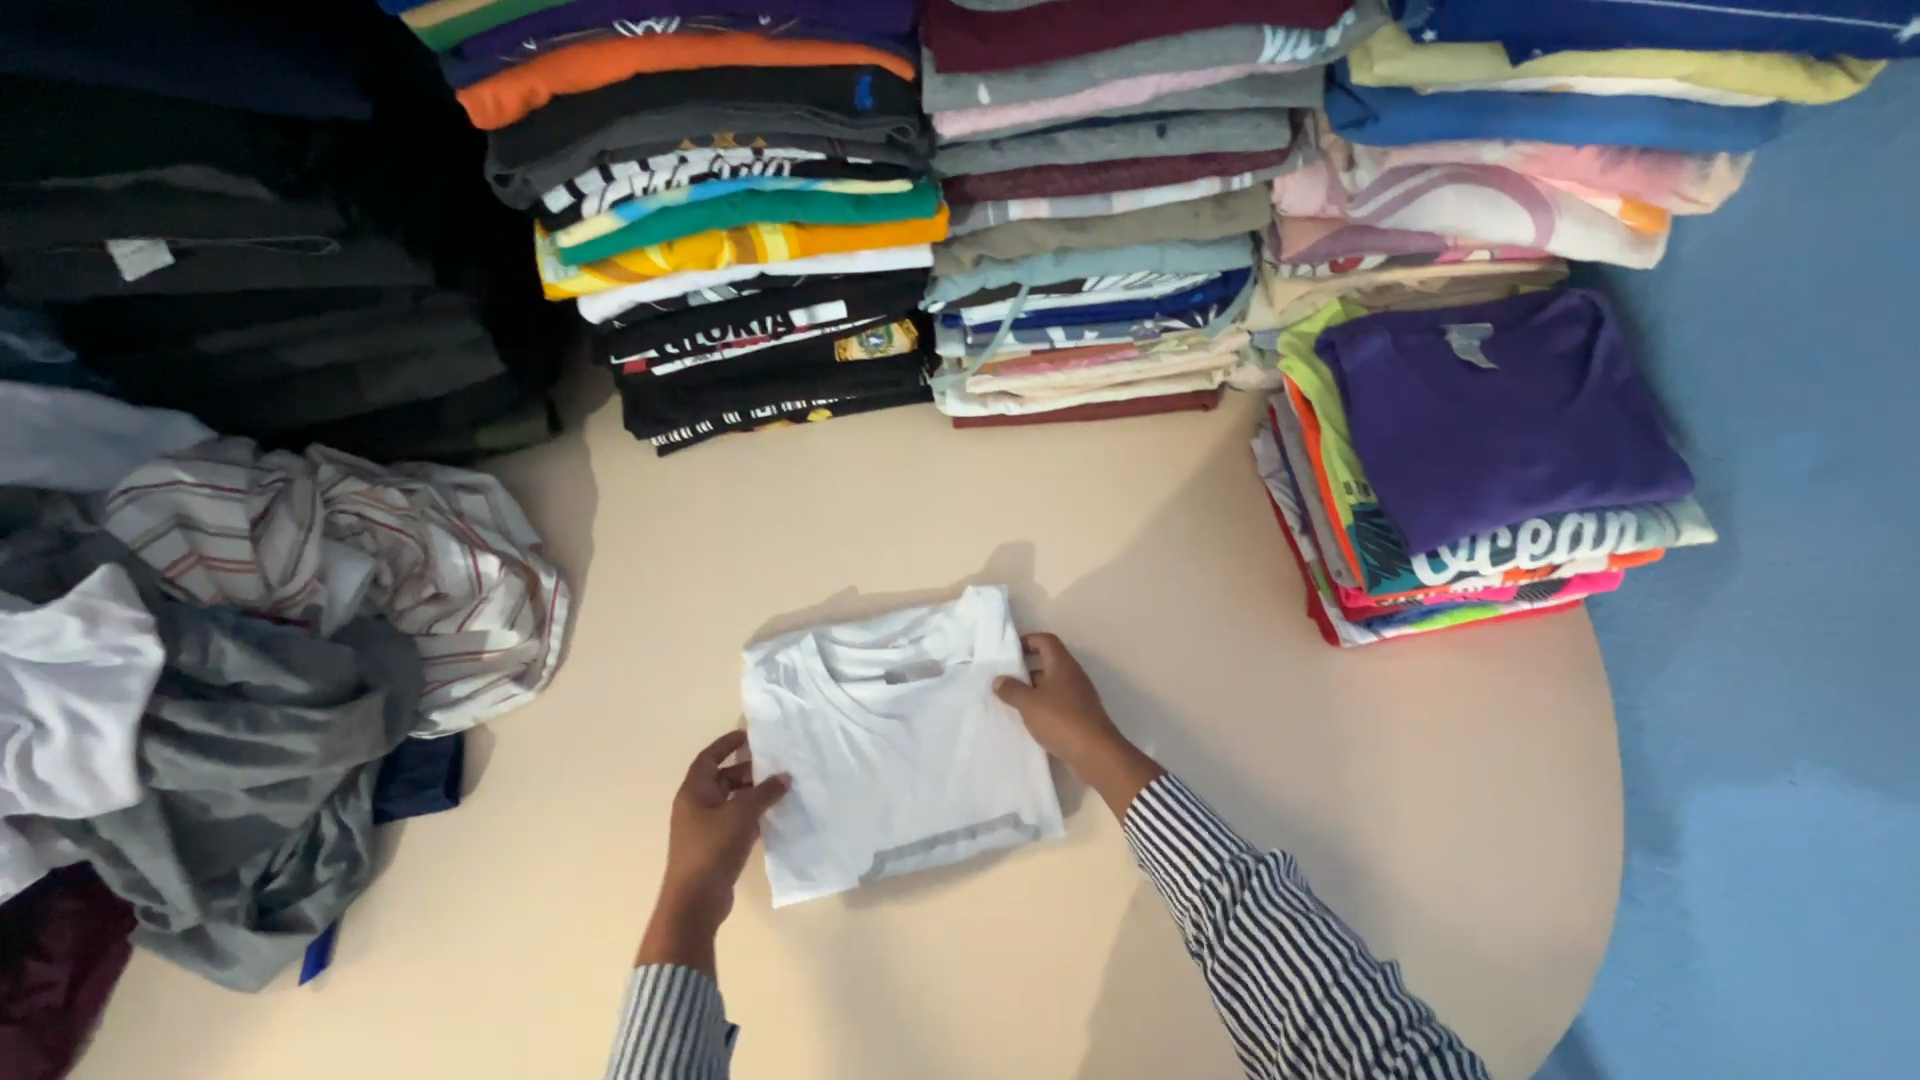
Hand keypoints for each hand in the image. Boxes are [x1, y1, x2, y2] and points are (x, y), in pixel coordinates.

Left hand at [658, 730, 789, 930]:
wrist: (695, 900)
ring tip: (777, 790)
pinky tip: (771, 817)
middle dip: (745, 771)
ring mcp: (703, 828)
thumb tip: (785, 777)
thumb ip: (765, 792)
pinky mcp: (713, 847)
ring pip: (729, 801)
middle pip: (720, 779)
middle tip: (772, 767)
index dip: (726, 744)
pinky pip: (733, 821)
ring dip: (750, 794)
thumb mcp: (742, 814)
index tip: (748, 736)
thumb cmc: (713, 847)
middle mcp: (695, 806)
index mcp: (694, 792)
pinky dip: (750, 815)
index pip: (708, 758)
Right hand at [994, 634, 1163, 816]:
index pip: (1046, 640)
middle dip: (1026, 669)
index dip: (1028, 640)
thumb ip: (1012, 689)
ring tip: (1012, 701)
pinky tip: (1029, 719)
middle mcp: (1073, 676)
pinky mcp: (1081, 715)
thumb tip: (999, 680)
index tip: (1010, 652)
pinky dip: (1043, 706)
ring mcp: (1079, 696)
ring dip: (1033, 690)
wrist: (1095, 752)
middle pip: (1048, 662)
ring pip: (1052, 685)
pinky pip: (1058, 703)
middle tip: (1005, 679)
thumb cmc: (1060, 719)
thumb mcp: (1029, 703)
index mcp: (1062, 664)